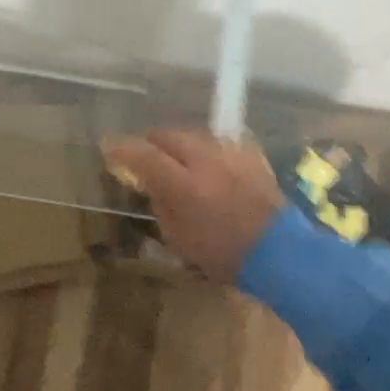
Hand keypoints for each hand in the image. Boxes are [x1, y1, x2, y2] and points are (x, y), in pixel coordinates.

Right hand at [105, 129, 285, 283]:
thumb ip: (163, 207)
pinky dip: (208, 148)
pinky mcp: (252, 156)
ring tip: (176, 156)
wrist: (281, 252)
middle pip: (171, 136)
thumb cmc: (225, 255)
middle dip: (153, 141)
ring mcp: (232, 154)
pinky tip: (208, 160)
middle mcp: (206, 160)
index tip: (109, 147)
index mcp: (185, 185)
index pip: (145, 156)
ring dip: (181, 142)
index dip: (123, 149)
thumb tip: (153, 187)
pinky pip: (221, 142)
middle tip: (144, 153)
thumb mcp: (180, 240)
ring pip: (197, 135)